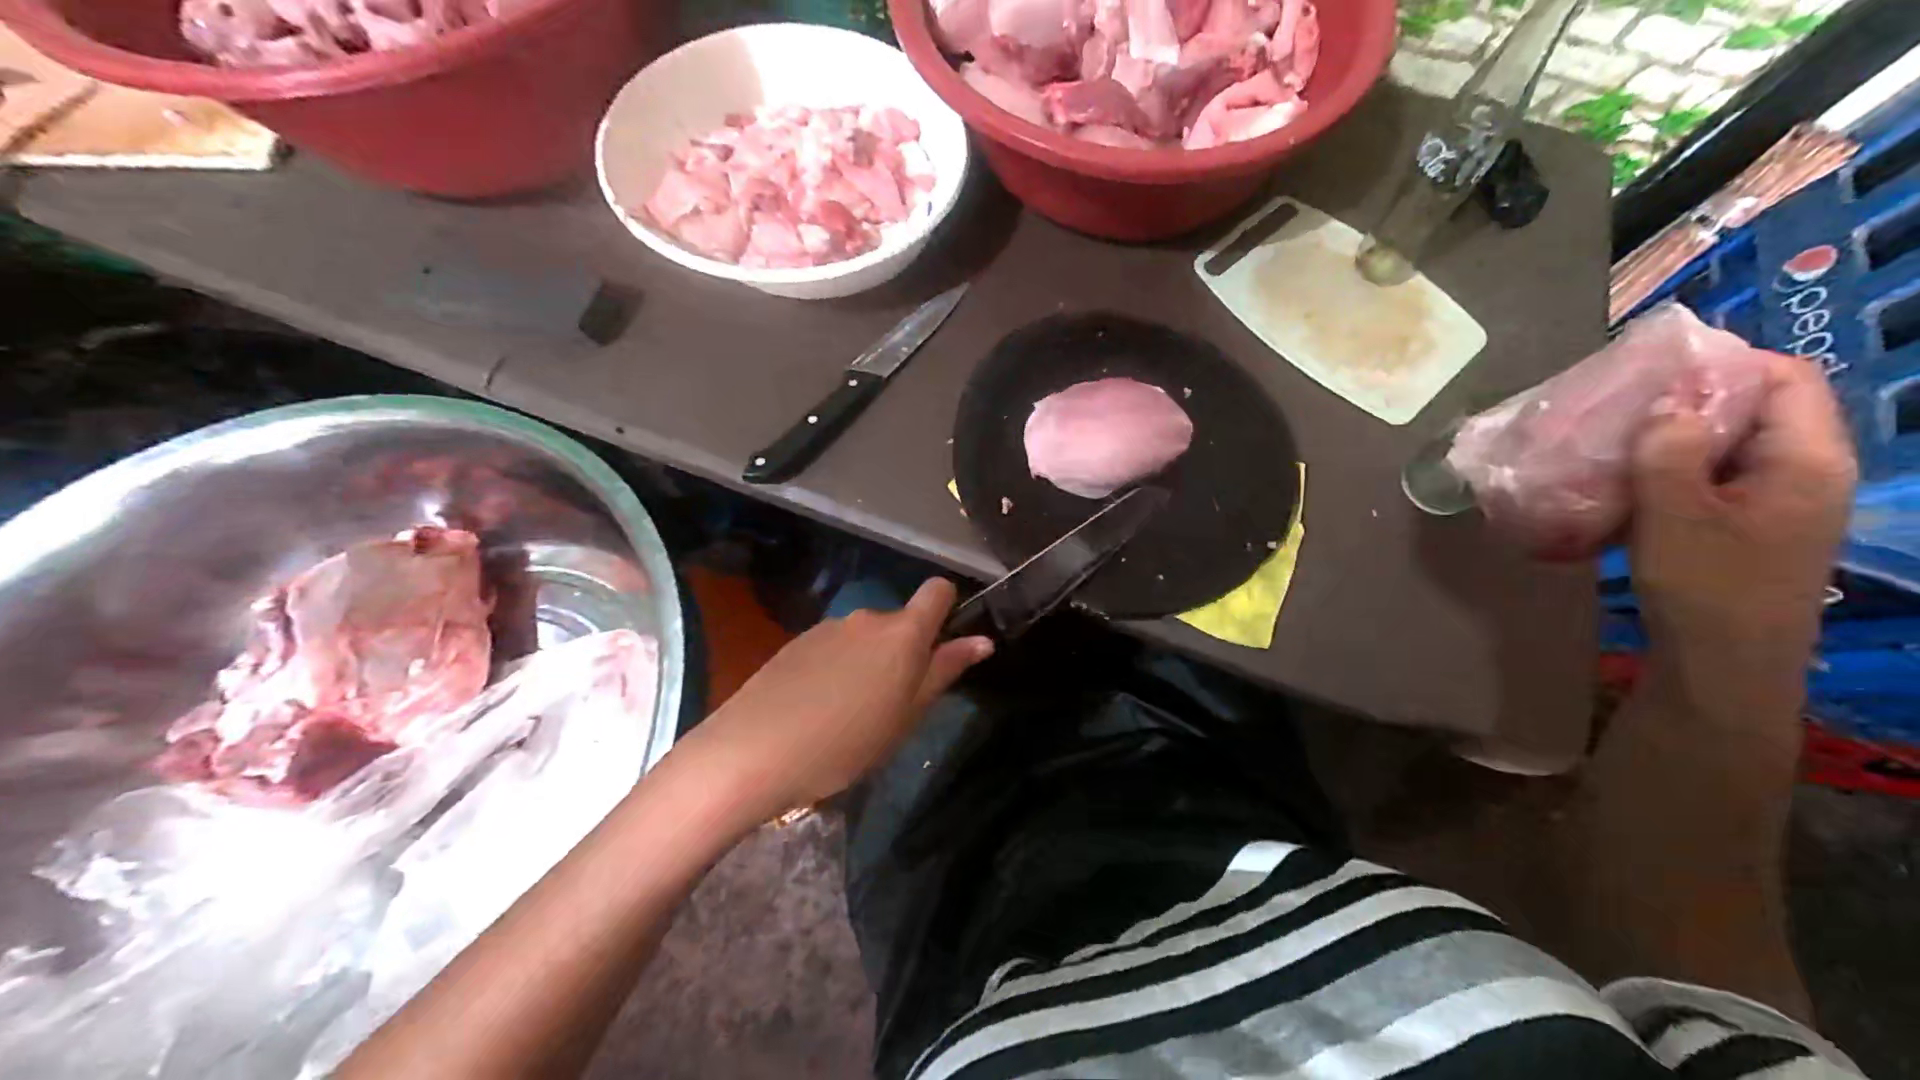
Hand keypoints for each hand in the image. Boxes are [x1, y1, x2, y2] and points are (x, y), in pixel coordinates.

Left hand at [670, 578, 993, 827]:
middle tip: (891, 707)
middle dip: (902, 654)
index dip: (946, 609)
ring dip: (867, 664)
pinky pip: (833, 648)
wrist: (752, 751)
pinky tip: (816, 710)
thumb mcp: (906, 716)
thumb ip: (944, 671)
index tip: (941, 647)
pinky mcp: (796, 642)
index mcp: (902, 633)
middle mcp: (866, 618)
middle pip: (899, 623)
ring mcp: (827, 627)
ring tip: (848, 716)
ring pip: (864, 639)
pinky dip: (835, 670)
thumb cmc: (847, 743)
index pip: (937, 592)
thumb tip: (982, 640)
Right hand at [1629, 353, 1854, 714]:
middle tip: (1619, 405)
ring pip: (1726, 446)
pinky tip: (1625, 484)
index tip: (1652, 370)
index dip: (1726, 363)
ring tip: (1612, 442)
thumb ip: (1671, 450)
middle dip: (1688, 400)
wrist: (1723, 664)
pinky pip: (1711, 479)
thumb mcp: (1677, 515)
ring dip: (1671, 439)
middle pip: (1756, 409)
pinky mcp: (1745, 526)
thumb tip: (1666, 400)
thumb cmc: (1706, 587)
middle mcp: (1803, 472)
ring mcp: (1776, 502)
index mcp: (1806, 460)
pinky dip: (1669, 471)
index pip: (1786, 378)